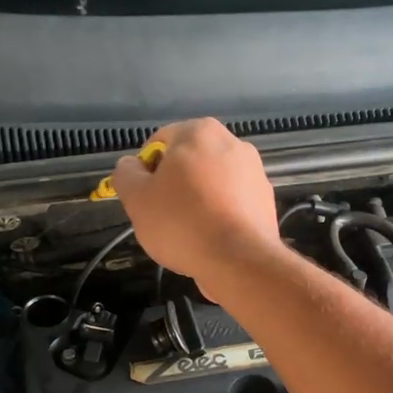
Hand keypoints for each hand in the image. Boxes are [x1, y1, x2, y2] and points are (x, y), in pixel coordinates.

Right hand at [111, 118, 280, 288]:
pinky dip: (219, 215)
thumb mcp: (136, 198)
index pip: (159, 142)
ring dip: (197, 200)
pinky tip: (211, 238)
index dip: (145, 171)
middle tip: (163, 215)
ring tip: (189, 231)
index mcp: (199, 132)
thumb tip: (131, 166)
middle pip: (188, 162)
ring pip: (211, 183)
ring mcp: (254, 171)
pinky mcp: (265, 199)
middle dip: (173, 185)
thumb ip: (126, 174)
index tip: (144, 198)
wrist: (238, 260)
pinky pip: (231, 202)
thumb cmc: (182, 222)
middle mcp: (232, 142)